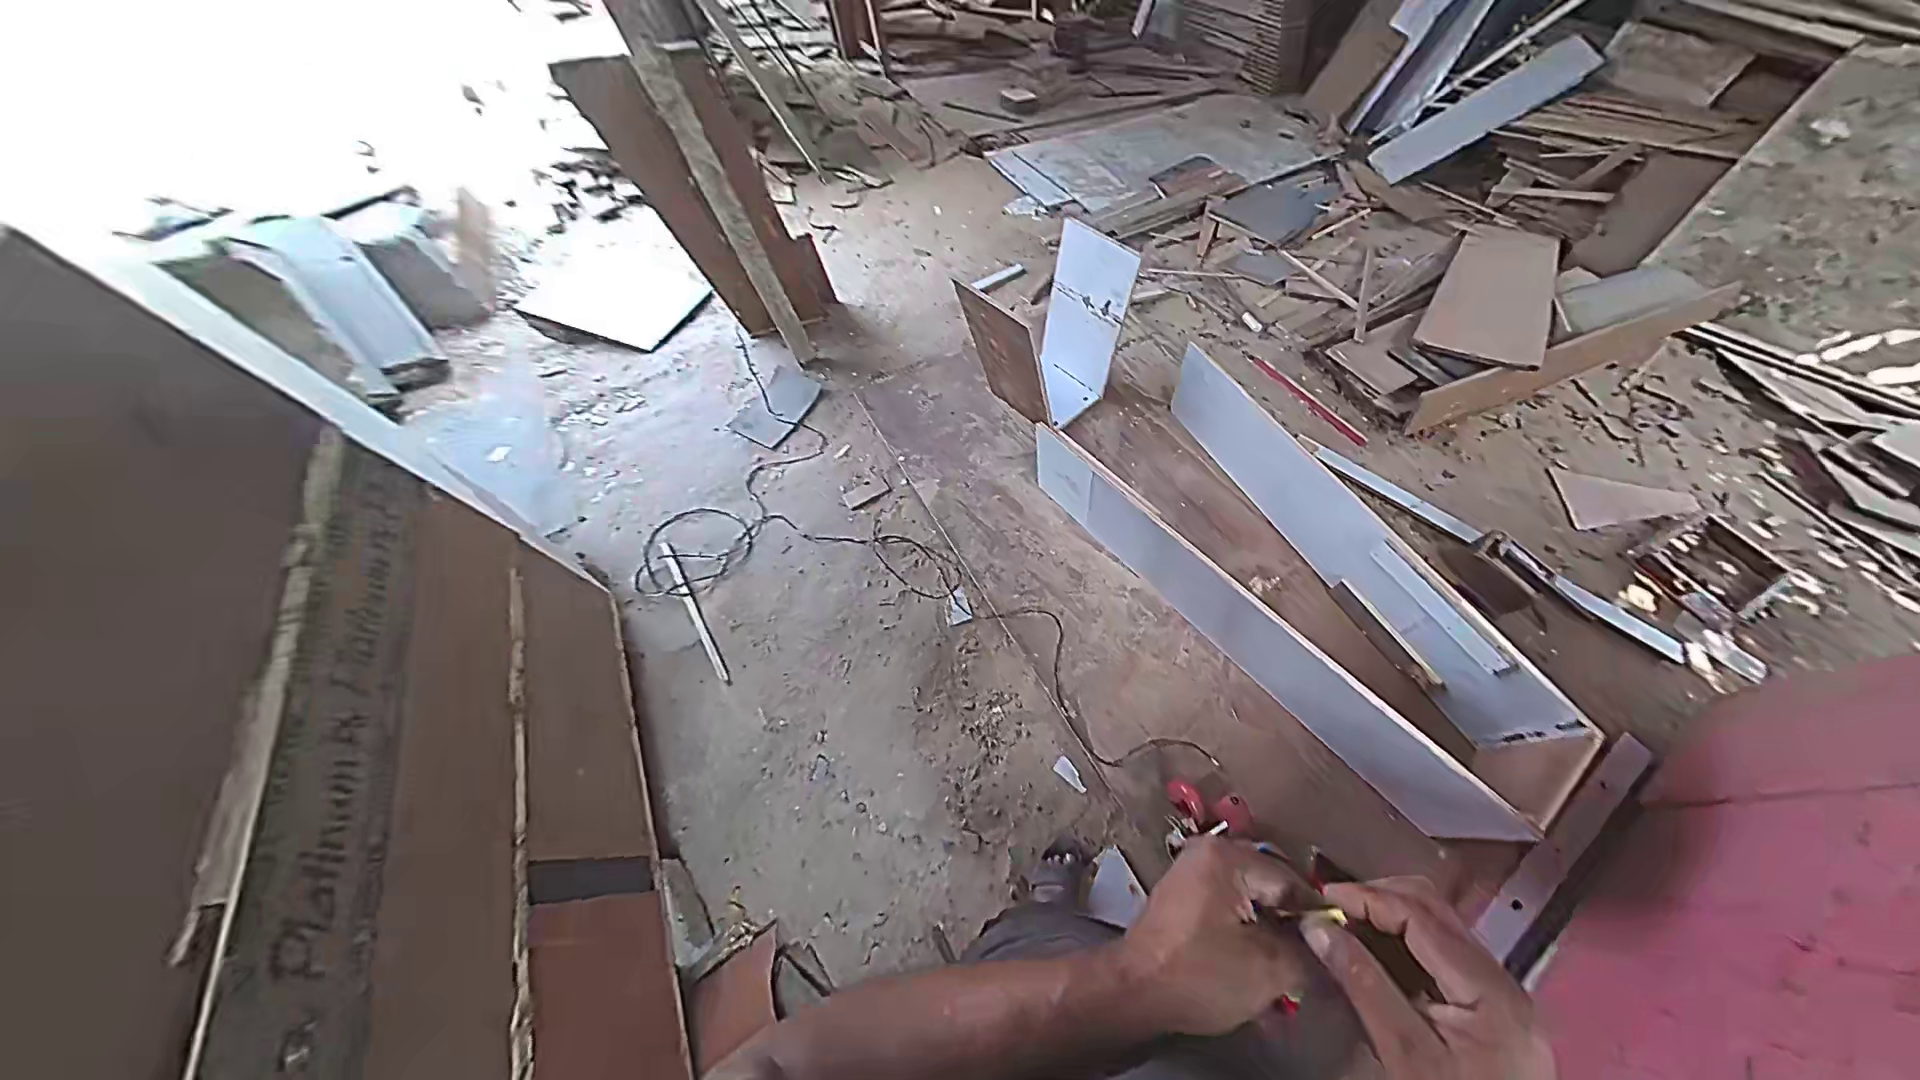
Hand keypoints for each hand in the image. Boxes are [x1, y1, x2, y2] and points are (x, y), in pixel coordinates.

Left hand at [1112, 837, 1320, 1035]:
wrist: (1137, 989)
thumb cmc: (1200, 972)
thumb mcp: (1268, 968)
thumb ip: (1310, 953)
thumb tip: (1333, 949)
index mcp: (1226, 856)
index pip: (1292, 881)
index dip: (1319, 921)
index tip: (1339, 955)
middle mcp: (1209, 852)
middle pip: (1272, 888)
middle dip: (1295, 928)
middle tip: (1318, 966)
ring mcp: (1195, 872)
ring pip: (1253, 901)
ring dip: (1274, 937)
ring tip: (1292, 975)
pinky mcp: (1188, 896)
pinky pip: (1232, 908)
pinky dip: (1250, 936)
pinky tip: (1264, 971)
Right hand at [1301, 877, 1555, 1079]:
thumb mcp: (1405, 1054)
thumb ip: (1363, 984)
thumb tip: (1316, 926)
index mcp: (1490, 990)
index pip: (1420, 913)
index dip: (1366, 896)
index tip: (1322, 897)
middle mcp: (1502, 980)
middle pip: (1433, 906)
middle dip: (1376, 897)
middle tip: (1332, 908)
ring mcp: (1499, 992)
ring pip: (1436, 921)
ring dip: (1387, 913)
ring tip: (1345, 926)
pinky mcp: (1489, 1005)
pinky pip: (1440, 948)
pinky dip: (1401, 936)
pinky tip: (1373, 951)